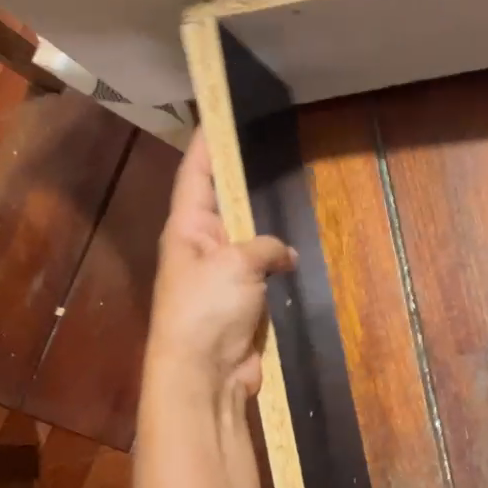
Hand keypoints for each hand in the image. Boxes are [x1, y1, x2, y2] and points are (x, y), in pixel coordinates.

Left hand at [146, 132, 297, 397]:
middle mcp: (203, 247)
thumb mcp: (236, 264)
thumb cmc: (207, 309)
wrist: (205, 371)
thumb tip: (285, 254)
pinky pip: (265, 274)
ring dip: (268, 228)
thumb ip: (265, 247)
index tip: (218, 116)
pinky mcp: (244, 304)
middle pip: (225, 205)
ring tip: (292, 198)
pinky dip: (281, 265)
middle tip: (267, 152)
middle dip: (242, 181)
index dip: (206, 146)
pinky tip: (300, 257)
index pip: (197, 176)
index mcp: (187, 229)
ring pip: (250, 241)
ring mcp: (224, 277)